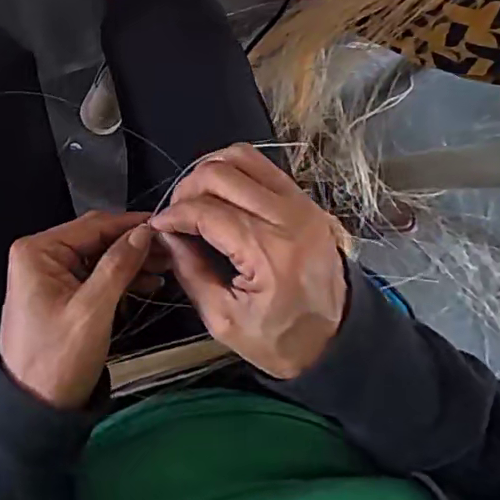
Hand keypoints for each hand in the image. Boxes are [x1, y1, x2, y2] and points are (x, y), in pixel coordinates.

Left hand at [0, 210, 158, 408]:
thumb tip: (143, 232)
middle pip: (94, 238)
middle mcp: (39, 254)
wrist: (34, 407)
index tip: (166, 226)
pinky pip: (93, 275)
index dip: (130, 224)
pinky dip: (118, 278)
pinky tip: (147, 283)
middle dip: (133, 244)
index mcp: (38, 250)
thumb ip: (117, 267)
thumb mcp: (92, 311)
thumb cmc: (58, 358)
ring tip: (167, 268)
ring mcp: (48, 273)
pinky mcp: (58, 292)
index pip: (92, 225)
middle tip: (173, 250)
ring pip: (97, 256)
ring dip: (129, 262)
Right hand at [151, 144, 346, 378]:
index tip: (159, 226)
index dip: (173, 215)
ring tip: (197, 198)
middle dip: (186, 189)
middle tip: (176, 213)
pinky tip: (220, 193)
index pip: (205, 211)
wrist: (340, 343)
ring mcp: (301, 204)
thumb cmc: (281, 338)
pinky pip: (260, 164)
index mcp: (270, 254)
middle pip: (219, 174)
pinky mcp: (305, 199)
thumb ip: (189, 271)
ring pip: (240, 156)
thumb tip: (166, 234)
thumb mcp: (223, 320)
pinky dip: (232, 170)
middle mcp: (289, 219)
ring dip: (209, 171)